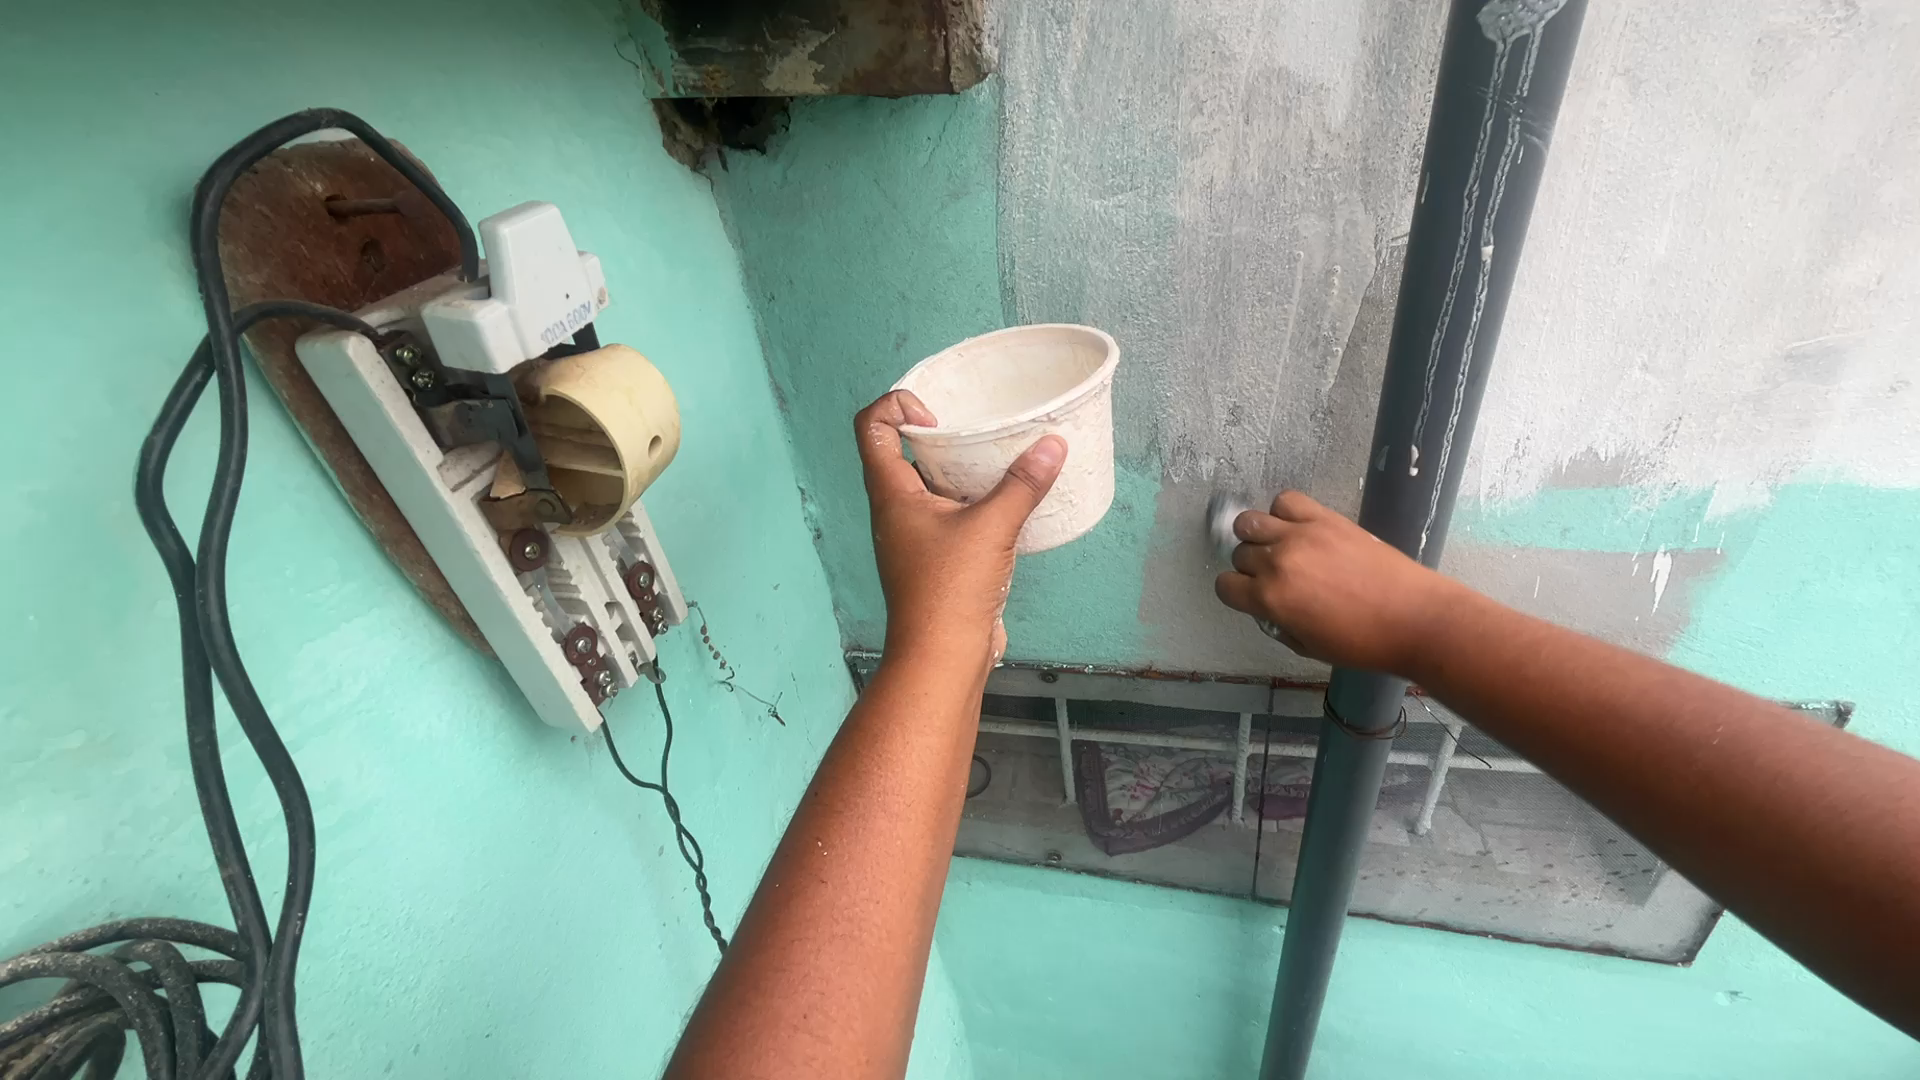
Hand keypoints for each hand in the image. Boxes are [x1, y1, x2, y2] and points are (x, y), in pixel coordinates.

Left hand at [855, 391, 1066, 669]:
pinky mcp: (935, 560)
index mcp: (892, 493)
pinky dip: (972, 501)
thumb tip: (1053, 444)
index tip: (937, 414)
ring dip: (957, 470)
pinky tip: (1006, 502)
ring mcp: (914, 537)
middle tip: (978, 427)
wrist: (943, 658)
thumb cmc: (952, 589)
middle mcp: (895, 511)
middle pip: (902, 453)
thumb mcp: (991, 528)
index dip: (896, 405)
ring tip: (999, 458)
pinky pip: (950, 516)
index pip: (871, 427)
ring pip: (929, 487)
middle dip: (938, 433)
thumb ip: (1022, 485)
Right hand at [1213, 491, 1462, 673]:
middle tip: (1274, 575)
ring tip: (1277, 545)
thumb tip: (1267, 605)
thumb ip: (1276, 622)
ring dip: (1256, 535)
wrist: (1417, 620)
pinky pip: (1286, 500)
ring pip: (1249, 522)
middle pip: (1239, 553)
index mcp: (1269, 599)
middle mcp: (1277, 563)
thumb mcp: (1306, 646)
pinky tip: (1297, 527)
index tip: (1250, 596)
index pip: (1224, 586)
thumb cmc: (1363, 643)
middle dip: (1250, 567)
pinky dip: (1283, 512)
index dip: (1235, 593)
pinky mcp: (1325, 520)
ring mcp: (1300, 536)